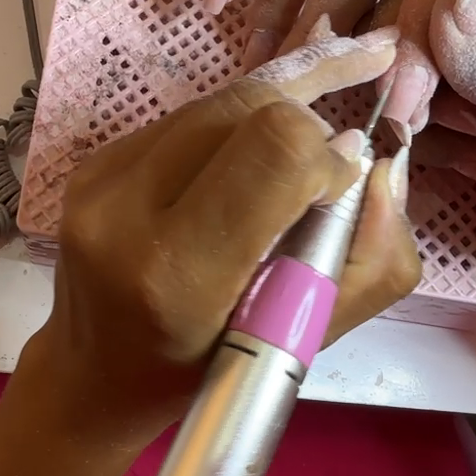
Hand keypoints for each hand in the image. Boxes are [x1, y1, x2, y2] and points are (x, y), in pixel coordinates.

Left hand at [20, 24, 420, 444]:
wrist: (94, 375)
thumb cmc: (202, 375)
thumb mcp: (302, 340)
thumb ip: (369, 258)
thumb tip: (381, 163)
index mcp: (176, 271)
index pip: (274, 149)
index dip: (325, 155)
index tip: (338, 189)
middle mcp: (123, 210)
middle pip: (247, 105)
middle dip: (304, 125)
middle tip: (325, 166)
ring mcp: (100, 177)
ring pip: (217, 100)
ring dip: (270, 119)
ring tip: (298, 156)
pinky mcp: (94, 160)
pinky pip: (186, 117)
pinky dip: (231, 130)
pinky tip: (248, 160)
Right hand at [414, 0, 475, 301]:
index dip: (411, 45)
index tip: (405, 105)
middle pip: (415, 32)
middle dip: (404, 82)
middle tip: (411, 132)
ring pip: (410, 77)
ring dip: (409, 116)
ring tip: (445, 152)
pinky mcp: (475, 124)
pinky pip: (419, 117)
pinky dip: (419, 141)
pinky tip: (451, 165)